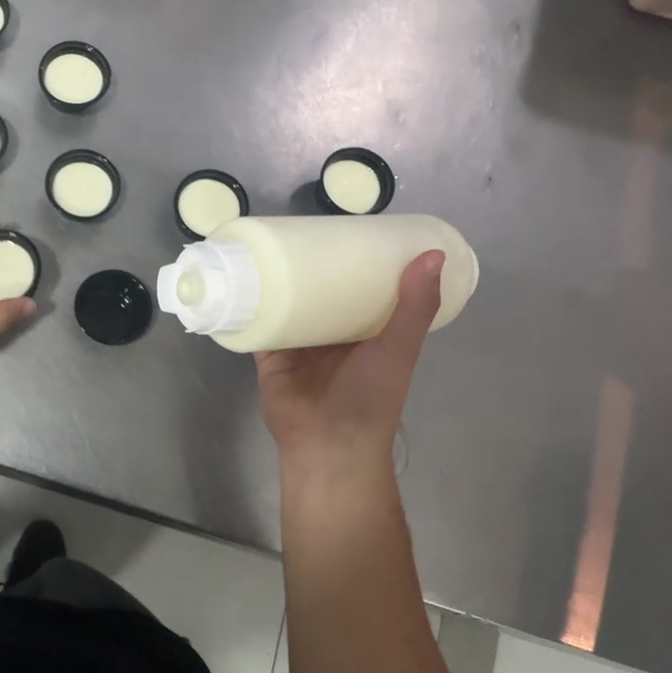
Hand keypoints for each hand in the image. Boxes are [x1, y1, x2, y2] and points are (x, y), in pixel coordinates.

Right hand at [255, 252, 442, 471]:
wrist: (328, 443)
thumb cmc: (371, 398)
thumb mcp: (399, 348)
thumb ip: (414, 307)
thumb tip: (432, 254)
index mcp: (366, 332)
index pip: (360, 288)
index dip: (356, 261)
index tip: (350, 229)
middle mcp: (331, 335)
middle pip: (320, 292)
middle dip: (312, 266)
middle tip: (301, 230)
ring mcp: (297, 344)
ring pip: (287, 303)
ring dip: (278, 280)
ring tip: (268, 245)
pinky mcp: (268, 354)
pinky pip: (257, 324)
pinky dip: (249, 305)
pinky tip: (240, 278)